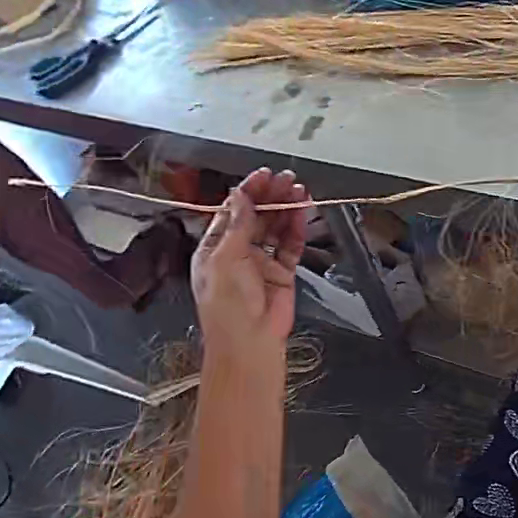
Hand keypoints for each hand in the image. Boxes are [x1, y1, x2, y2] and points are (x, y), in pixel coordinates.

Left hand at [191, 168, 306, 362]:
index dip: (248, 192)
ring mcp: (261, 262)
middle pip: (256, 216)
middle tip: (287, 180)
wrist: (250, 342)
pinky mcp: (282, 273)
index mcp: (215, 248)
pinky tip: (302, 214)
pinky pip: (291, 246)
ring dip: (286, 209)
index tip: (264, 175)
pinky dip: (297, 229)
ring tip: (300, 191)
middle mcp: (238, 252)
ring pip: (276, 228)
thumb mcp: (225, 259)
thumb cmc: (228, 306)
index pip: (232, 212)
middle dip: (271, 197)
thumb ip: (238, 225)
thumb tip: (241, 196)